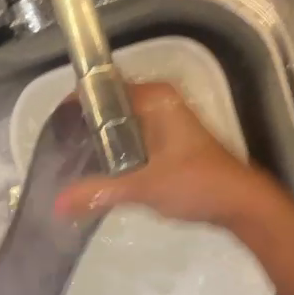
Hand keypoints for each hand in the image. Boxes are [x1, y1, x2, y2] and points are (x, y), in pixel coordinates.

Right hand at [55, 82, 290, 228]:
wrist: (240, 205)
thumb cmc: (197, 184)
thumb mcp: (145, 187)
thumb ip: (99, 192)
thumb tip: (57, 204)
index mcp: (155, 99)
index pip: (104, 89)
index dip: (77, 105)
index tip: (53, 129)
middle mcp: (159, 104)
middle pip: (109, 109)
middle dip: (84, 129)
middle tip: (57, 152)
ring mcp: (165, 125)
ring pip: (120, 128)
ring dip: (98, 145)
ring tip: (69, 164)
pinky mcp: (167, 146)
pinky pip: (131, 143)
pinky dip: (114, 156)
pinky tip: (97, 175)